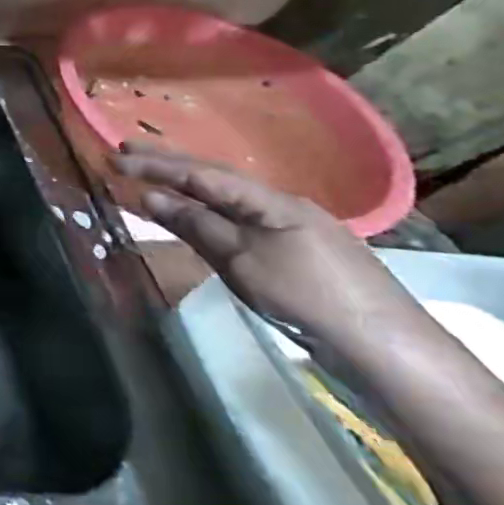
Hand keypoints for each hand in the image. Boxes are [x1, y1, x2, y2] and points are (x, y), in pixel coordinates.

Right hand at [109, 140, 420, 347]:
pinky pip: (242, 225)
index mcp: (270, 200)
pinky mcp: (299, 258)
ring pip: (230, 203)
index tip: (117, 156)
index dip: (158, 166)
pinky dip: (210, 216)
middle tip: (126, 154)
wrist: (386, 350)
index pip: (202, 175)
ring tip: (154, 183)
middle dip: (170, 168)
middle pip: (217, 180)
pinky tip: (201, 221)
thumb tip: (154, 197)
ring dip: (189, 191)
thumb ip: (199, 226)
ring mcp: (294, 232)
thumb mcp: (244, 261)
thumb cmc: (309, 297)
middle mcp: (282, 206)